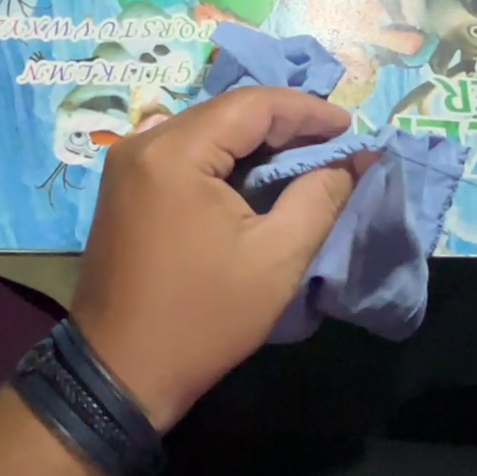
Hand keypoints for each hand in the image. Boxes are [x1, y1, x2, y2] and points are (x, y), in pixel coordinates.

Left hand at [71, 88, 364, 429]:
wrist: (119, 371)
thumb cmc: (202, 317)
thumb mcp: (276, 258)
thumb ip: (321, 196)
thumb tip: (357, 158)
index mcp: (175, 151)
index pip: (251, 105)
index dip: (306, 110)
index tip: (350, 127)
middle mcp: (143, 141)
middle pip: (225, 112)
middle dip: (283, 123)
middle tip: (333, 143)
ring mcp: (126, 161)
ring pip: (204, 128)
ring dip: (253, 139)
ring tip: (303, 156)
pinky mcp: (123, 183)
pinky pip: (182, 150)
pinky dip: (222, 155)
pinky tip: (253, 173)